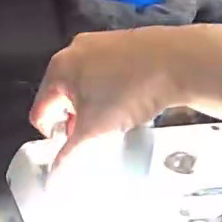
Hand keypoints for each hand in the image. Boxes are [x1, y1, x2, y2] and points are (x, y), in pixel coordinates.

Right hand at [30, 24, 221, 169]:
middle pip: (61, 100)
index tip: (75, 143)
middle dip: (75, 121)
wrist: (181, 61)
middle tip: (97, 131)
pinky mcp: (119, 44)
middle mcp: (73, 52)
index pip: (40, 114)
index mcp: (57, 69)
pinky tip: (128, 99)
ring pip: (82, 88)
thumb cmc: (134, 88)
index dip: (55, 136)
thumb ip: (69, 156)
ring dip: (93, 108)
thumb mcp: (95, 131)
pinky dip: (109, 92)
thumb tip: (55, 177)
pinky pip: (102, 75)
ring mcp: (97, 44)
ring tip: (116, 116)